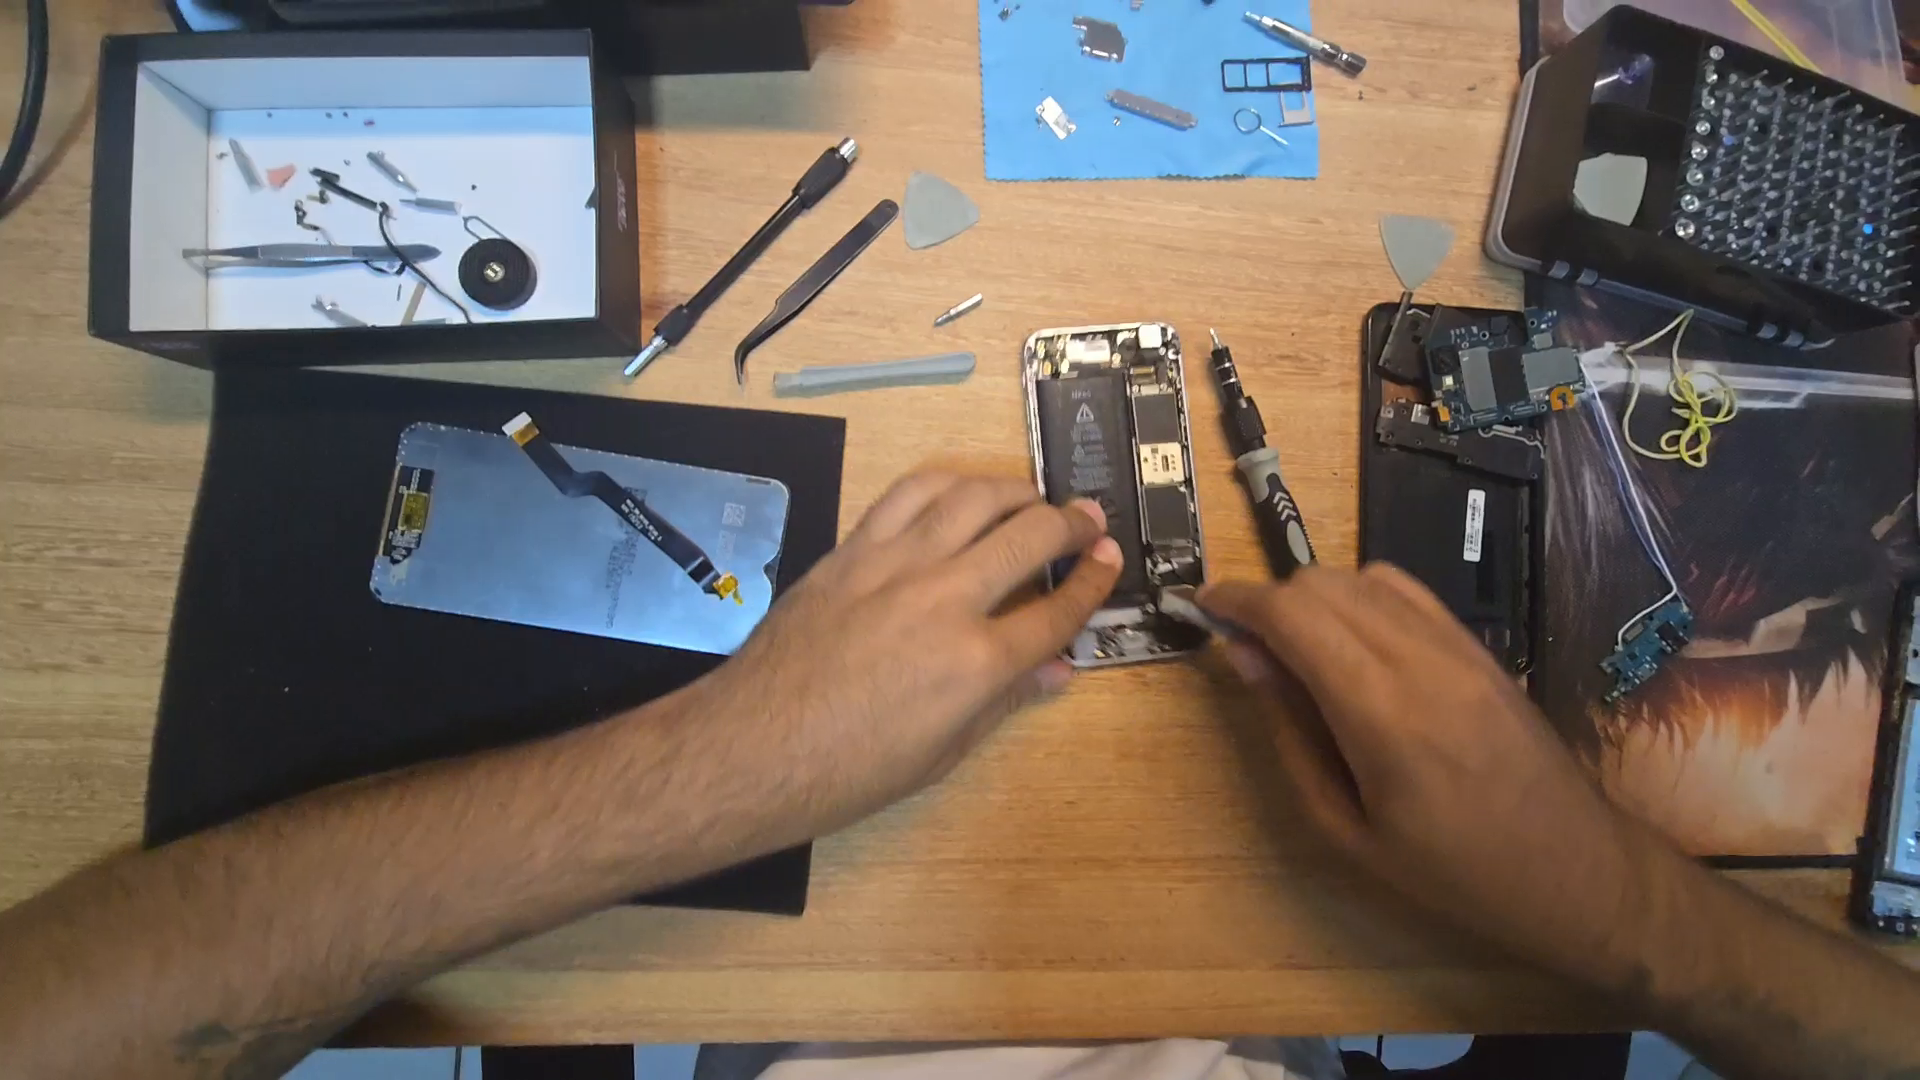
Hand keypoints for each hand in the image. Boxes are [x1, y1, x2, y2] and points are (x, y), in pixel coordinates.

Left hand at [679, 471, 1121, 843]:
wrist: (753, 745)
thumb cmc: (851, 769)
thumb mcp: (942, 752)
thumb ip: (1005, 699)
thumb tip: (1058, 668)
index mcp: (976, 662)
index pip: (1057, 610)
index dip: (1095, 581)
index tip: (1111, 559)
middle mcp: (945, 598)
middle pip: (1029, 536)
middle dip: (1072, 522)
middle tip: (1088, 519)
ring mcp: (895, 564)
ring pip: (972, 497)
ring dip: (1016, 490)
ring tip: (1033, 498)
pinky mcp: (853, 548)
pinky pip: (909, 493)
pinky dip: (948, 483)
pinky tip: (961, 492)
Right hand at [1199, 564, 1673, 983]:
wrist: (1587, 879)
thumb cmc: (1452, 872)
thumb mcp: (1343, 824)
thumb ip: (1288, 729)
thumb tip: (1244, 655)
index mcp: (1381, 713)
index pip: (1291, 615)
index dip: (1235, 599)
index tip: (1201, 606)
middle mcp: (1420, 660)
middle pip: (1318, 584)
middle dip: (1266, 601)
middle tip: (1247, 645)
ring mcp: (1458, 646)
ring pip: (1358, 576)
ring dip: (1310, 597)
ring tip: (1297, 644)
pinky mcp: (1479, 646)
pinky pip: (1402, 588)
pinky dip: (1356, 596)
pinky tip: (1350, 638)